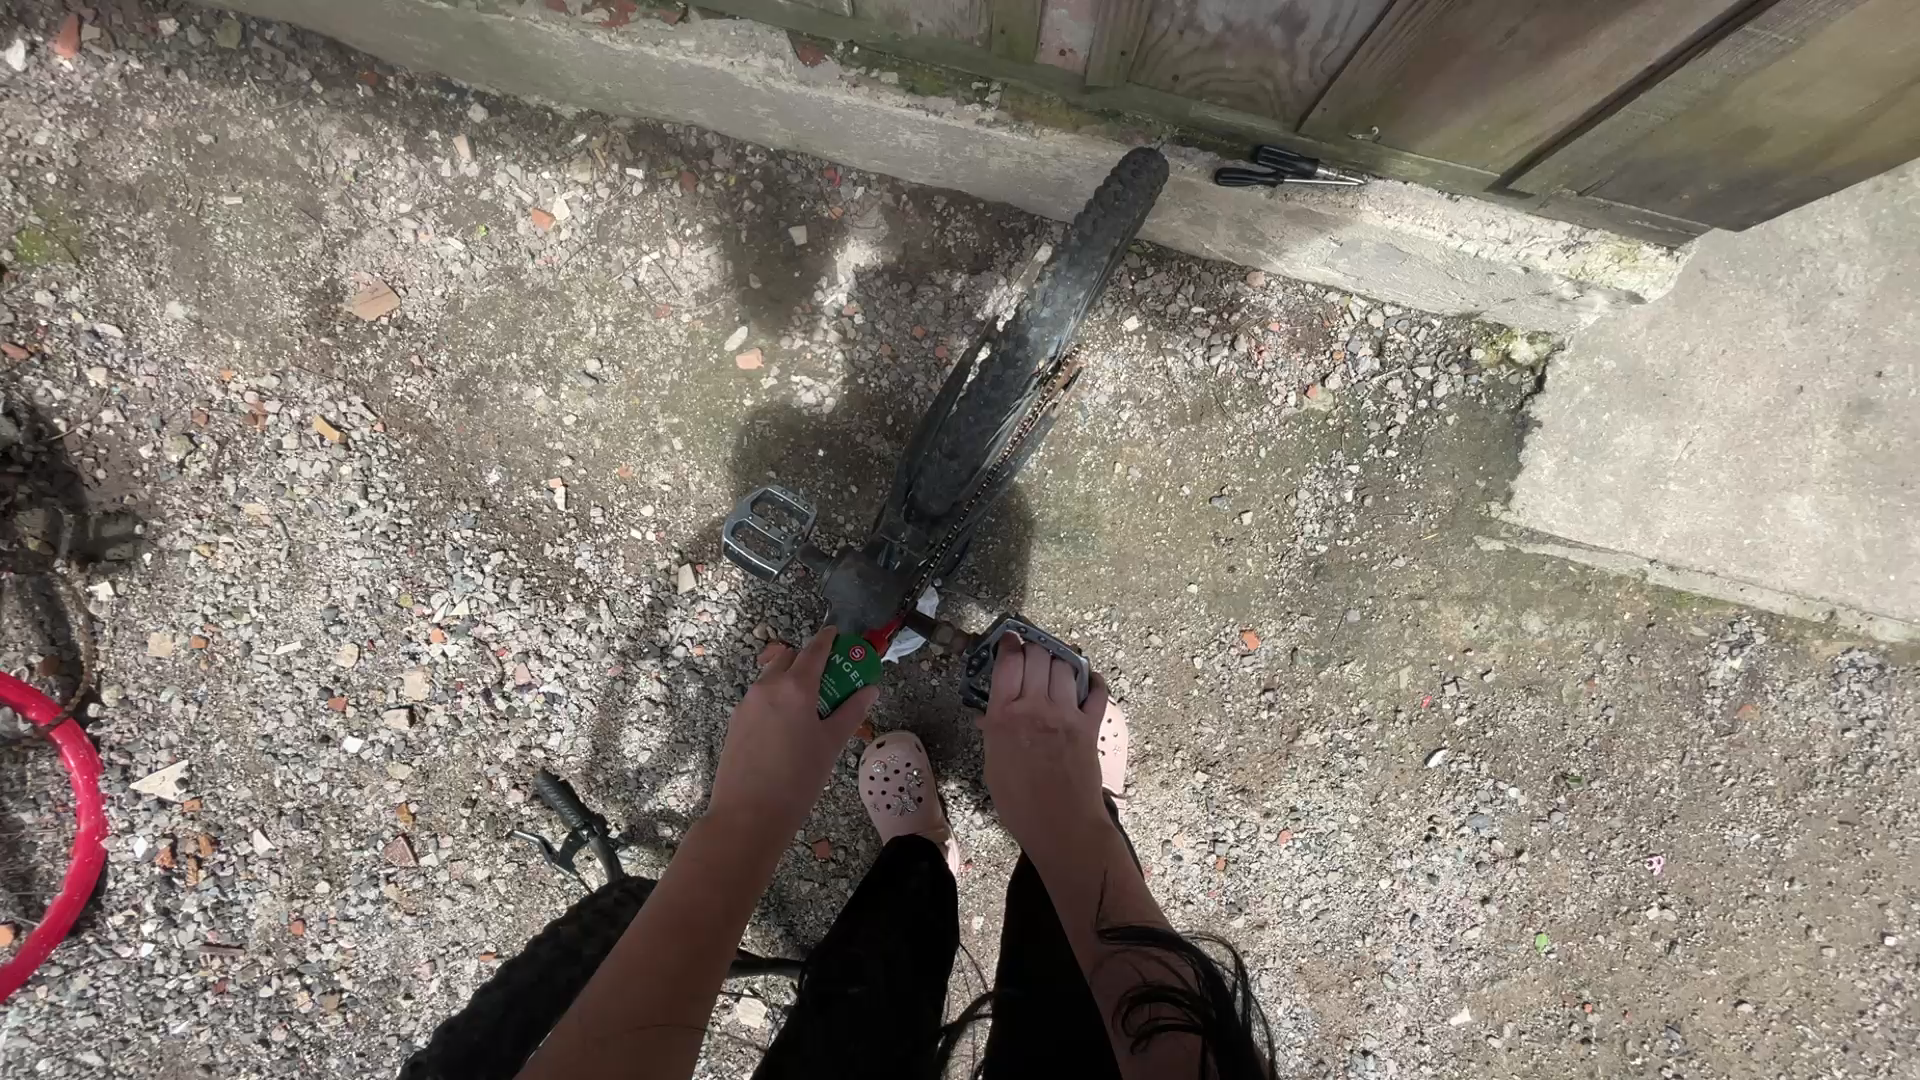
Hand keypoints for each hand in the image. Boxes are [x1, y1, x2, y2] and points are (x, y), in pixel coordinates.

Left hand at [708, 627, 877, 841]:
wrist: (747, 816)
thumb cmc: (798, 779)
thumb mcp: (831, 744)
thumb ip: (851, 712)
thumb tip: (870, 690)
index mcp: (796, 687)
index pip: (815, 649)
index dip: (828, 639)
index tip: (837, 635)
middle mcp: (768, 686)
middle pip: (789, 657)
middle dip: (807, 659)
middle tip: (828, 679)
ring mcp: (747, 703)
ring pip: (771, 677)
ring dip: (789, 678)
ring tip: (807, 706)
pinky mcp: (735, 720)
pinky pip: (759, 697)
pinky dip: (775, 698)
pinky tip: (785, 726)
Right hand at [976, 635, 1111, 856]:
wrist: (1061, 825)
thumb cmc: (1019, 802)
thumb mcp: (992, 764)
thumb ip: (994, 731)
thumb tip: (991, 714)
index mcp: (1004, 717)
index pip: (1007, 663)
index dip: (1009, 645)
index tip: (1010, 640)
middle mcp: (1035, 707)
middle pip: (1037, 656)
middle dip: (1033, 648)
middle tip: (1031, 653)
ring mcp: (1066, 714)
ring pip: (1064, 667)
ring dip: (1058, 660)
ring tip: (1054, 665)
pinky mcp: (1090, 725)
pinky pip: (1097, 691)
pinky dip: (1093, 680)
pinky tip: (1087, 678)